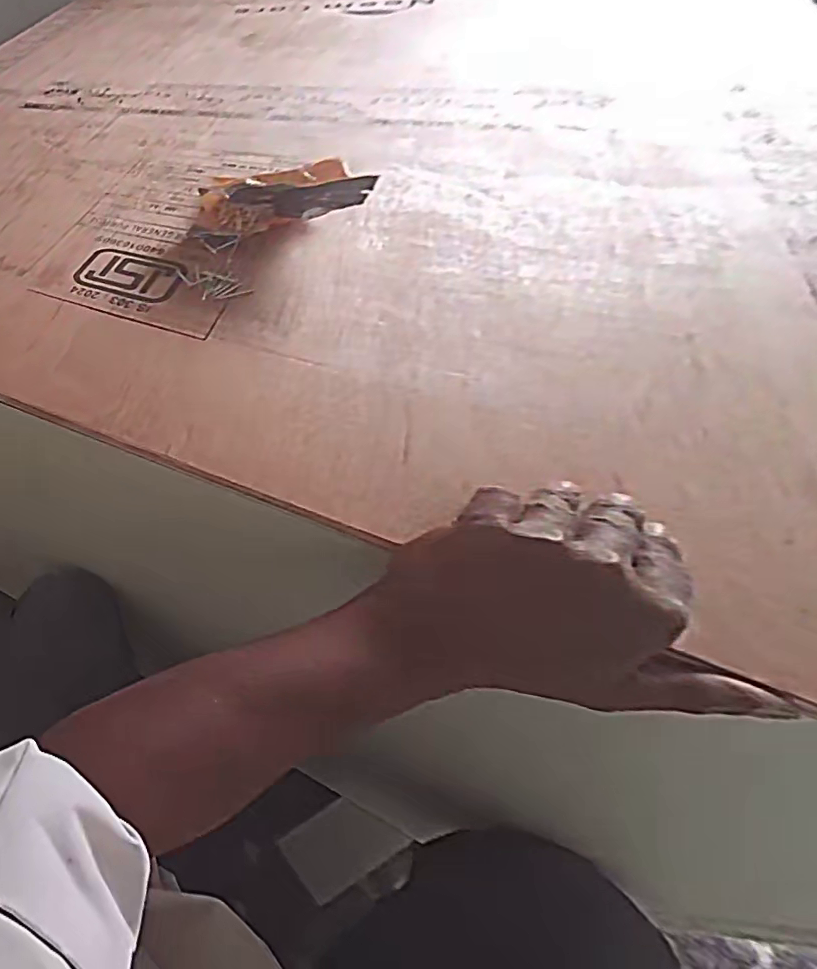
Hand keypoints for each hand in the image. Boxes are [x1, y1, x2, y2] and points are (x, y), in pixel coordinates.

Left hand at [358, 483, 801, 716]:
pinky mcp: (489, 520)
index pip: (671, 566)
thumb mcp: (613, 689)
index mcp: (646, 608)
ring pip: (564, 504)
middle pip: (620, 525)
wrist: (430, 637)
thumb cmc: (514, 666)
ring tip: (563, 497)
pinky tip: (503, 507)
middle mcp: (602, 566)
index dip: (655, 553)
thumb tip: (768, 703)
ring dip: (563, 502)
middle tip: (611, 511)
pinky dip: (503, 502)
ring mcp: (541, 538)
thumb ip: (693, 690)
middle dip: (615, 519)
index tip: (649, 543)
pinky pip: (503, 496)